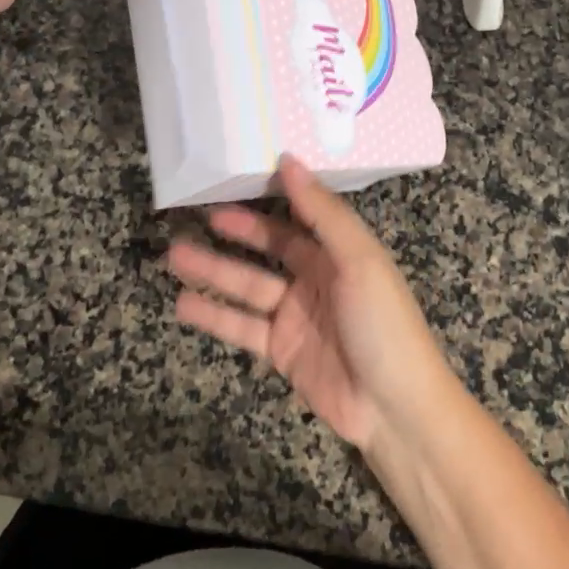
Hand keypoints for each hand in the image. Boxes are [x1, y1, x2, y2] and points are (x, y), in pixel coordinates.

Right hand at [166, 156, 453, 451]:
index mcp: (345, 252)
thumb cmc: (383, 324)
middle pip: (271, 248)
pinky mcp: (283, 351)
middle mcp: (320, 279)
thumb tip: (290, 162)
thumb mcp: (360, 260)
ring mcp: (299, 316)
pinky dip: (215, 316)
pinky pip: (243, 327)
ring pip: (249, 286)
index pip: (304, 215)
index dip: (274, 197)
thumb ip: (324, 213)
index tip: (240, 175)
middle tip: (197, 213)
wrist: (393, 407)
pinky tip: (184, 303)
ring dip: (214, 271)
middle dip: (236, 233)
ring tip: (174, 255)